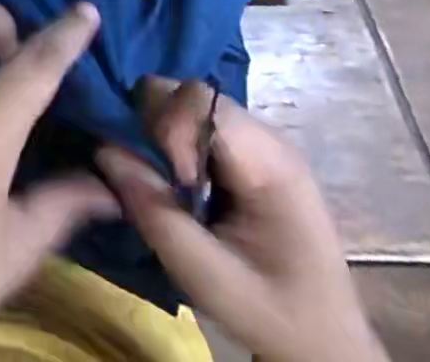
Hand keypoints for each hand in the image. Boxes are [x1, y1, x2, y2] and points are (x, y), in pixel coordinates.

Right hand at [96, 80, 386, 361]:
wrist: (326, 344)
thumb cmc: (271, 314)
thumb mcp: (206, 278)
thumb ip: (153, 210)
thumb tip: (103, 149)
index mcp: (270, 162)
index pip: (200, 99)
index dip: (168, 127)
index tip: (173, 182)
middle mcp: (266, 136)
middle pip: (190, 93)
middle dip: (157, 126)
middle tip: (158, 180)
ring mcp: (259, 140)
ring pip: (188, 103)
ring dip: (163, 135)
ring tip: (170, 186)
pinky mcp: (247, 150)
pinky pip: (196, 121)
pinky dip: (173, 142)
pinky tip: (182, 185)